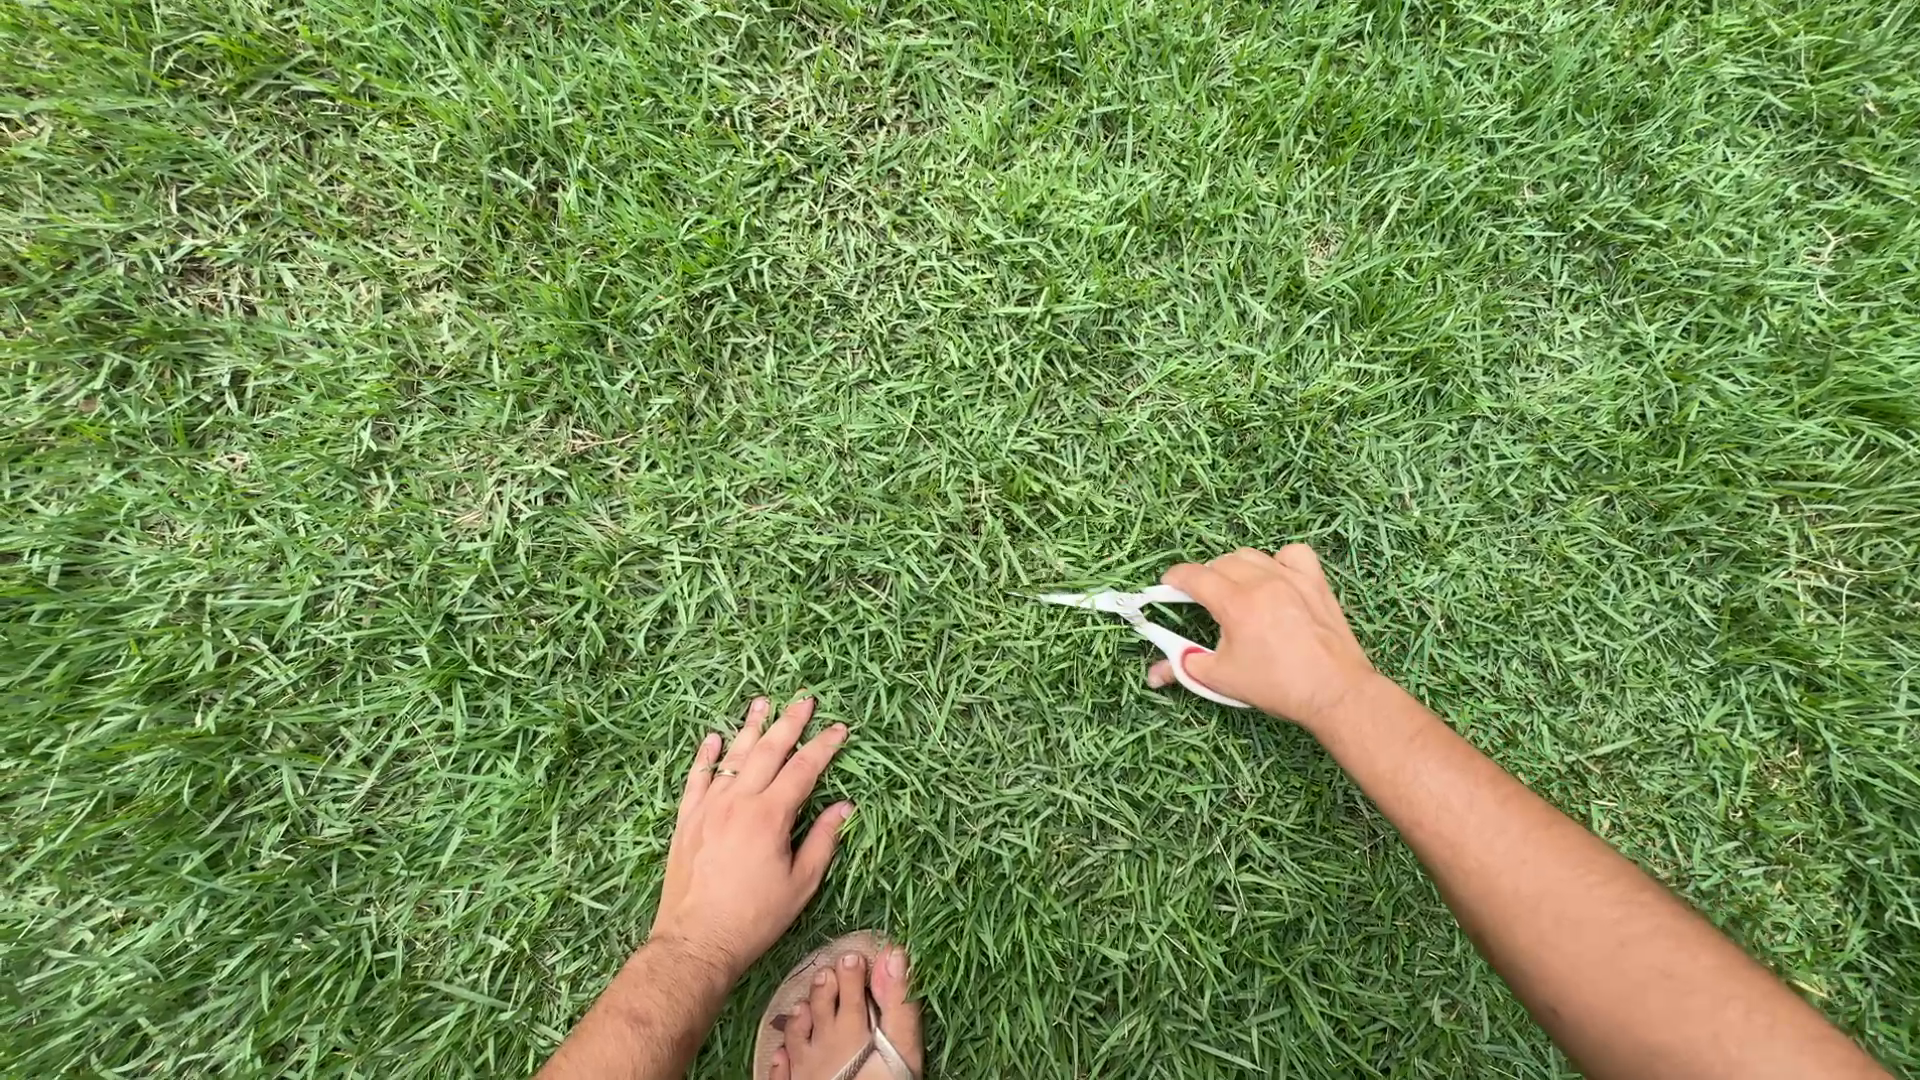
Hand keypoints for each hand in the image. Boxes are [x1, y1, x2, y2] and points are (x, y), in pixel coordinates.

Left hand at [649, 695, 852, 984]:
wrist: (694, 944)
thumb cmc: (755, 918)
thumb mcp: (801, 883)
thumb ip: (822, 840)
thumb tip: (844, 806)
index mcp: (770, 815)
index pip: (804, 768)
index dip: (824, 746)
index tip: (840, 728)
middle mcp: (738, 801)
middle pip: (768, 750)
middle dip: (790, 722)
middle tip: (805, 700)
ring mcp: (708, 808)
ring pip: (732, 756)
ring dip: (750, 727)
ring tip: (762, 702)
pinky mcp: (686, 820)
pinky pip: (696, 779)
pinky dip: (705, 757)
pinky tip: (712, 738)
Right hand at [1148, 545, 1380, 730]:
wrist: (1335, 692)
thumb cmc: (1276, 686)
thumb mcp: (1221, 678)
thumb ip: (1183, 666)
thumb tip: (1153, 674)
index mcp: (1236, 604)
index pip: (1193, 576)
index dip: (1173, 579)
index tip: (1166, 587)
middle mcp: (1263, 582)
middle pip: (1220, 563)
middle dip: (1204, 577)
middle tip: (1202, 600)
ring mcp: (1292, 578)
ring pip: (1251, 555)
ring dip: (1235, 568)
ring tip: (1235, 590)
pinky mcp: (1316, 582)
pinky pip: (1293, 554)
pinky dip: (1278, 561)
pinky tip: (1275, 580)